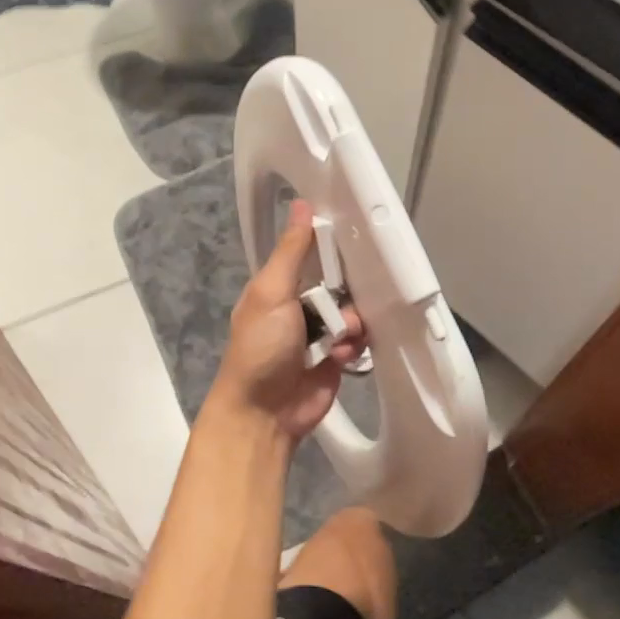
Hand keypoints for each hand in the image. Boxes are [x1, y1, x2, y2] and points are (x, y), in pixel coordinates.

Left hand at [215, 199, 366, 440]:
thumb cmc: (260, 348)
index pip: (310, 253)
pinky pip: (358, 339)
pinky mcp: (337, 358)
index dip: (330, 244)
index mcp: (278, 285)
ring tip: (340, 338)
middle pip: (338, 282)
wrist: (264, 414)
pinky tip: (342, 355)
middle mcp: (299, 305)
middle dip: (348, 289)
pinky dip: (354, 345)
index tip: (356, 233)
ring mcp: (319, 333)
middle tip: (344, 299)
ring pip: (353, 310)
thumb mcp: (271, 293)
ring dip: (351, 322)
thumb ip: (291, 251)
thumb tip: (301, 204)